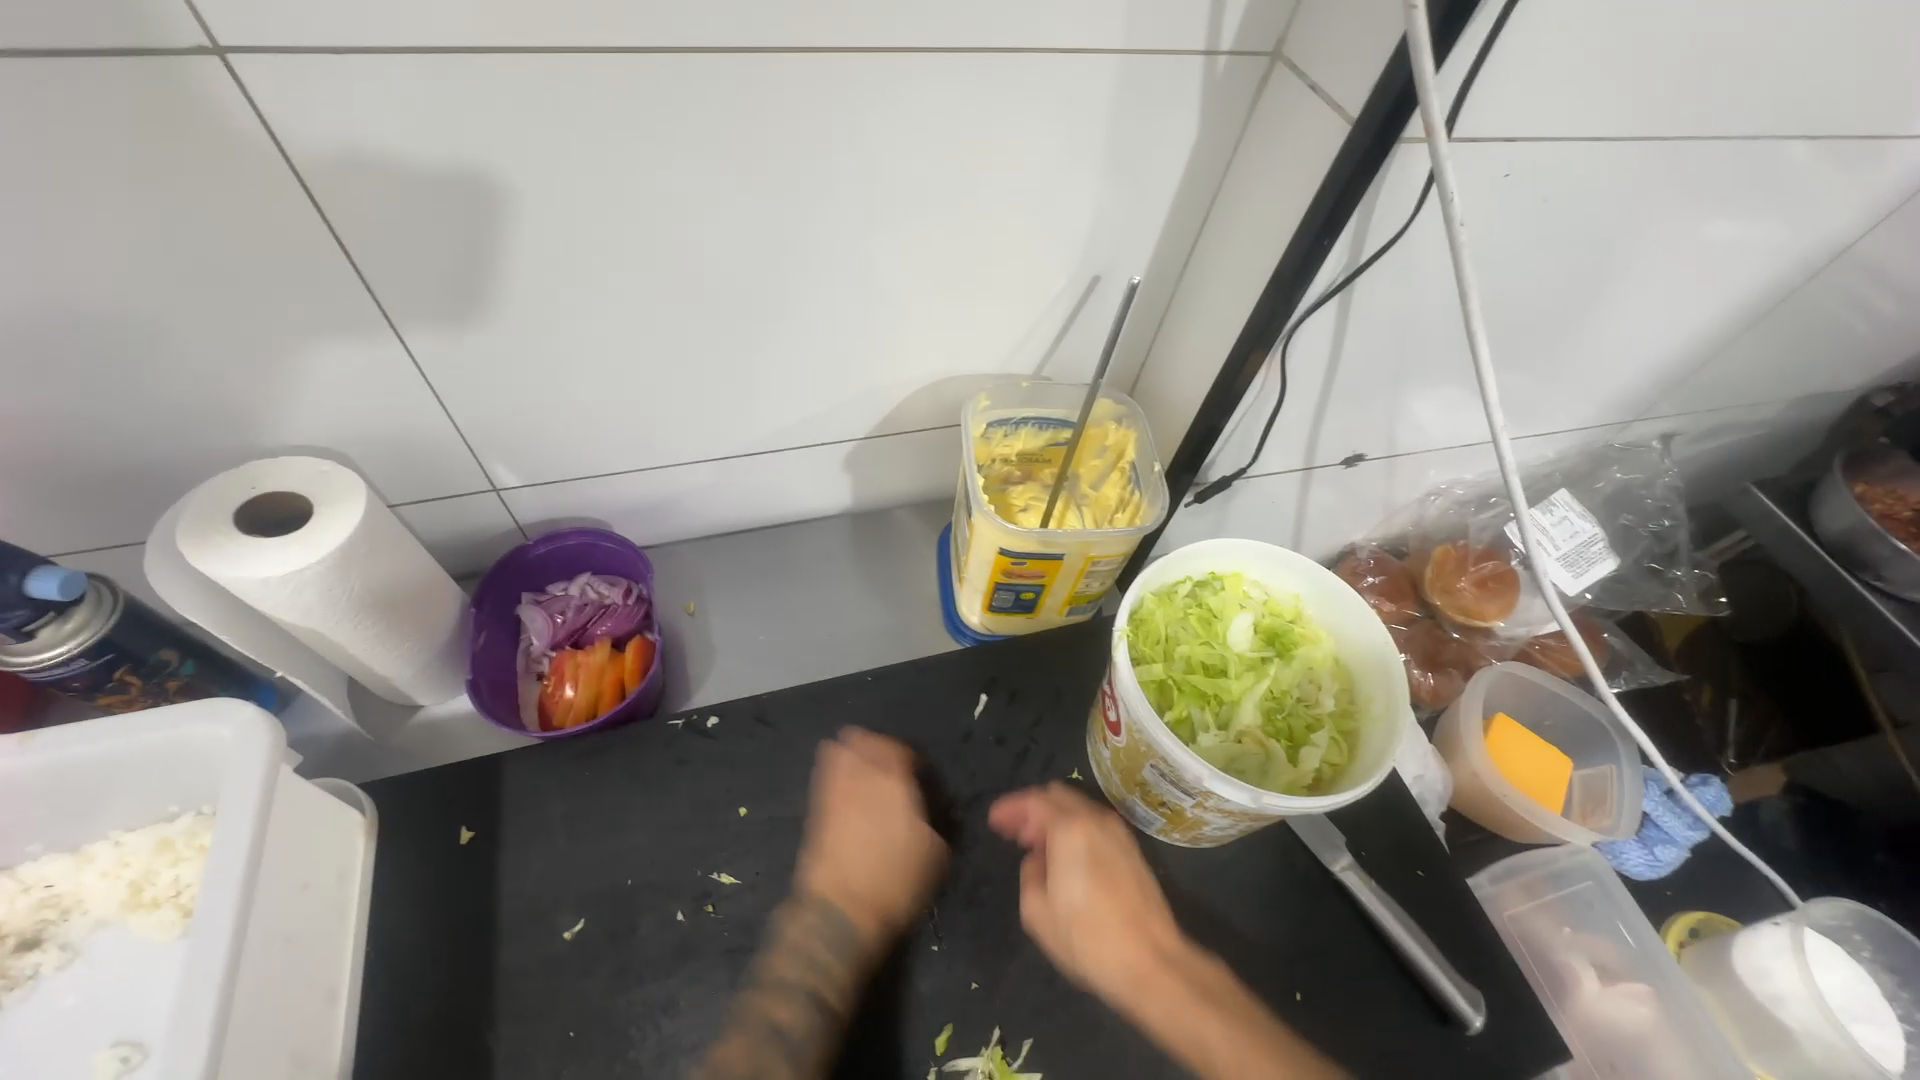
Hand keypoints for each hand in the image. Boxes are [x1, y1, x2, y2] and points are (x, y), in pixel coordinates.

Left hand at [793, 727, 948, 949]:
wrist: (841, 912)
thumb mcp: (937, 855)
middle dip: (877, 746)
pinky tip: (842, 784)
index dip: (911, 756)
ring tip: (862, 765)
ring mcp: (835, 791)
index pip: (901, 750)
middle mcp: (863, 778)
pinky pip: (824, 776)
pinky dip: (834, 771)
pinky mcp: (815, 810)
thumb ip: (938, 823)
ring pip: (838, 753)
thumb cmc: (896, 883)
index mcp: (896, 783)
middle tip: (889, 760)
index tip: (919, 771)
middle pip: (864, 742)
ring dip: (851, 753)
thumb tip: (938, 812)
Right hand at [988, 782, 1186, 1009]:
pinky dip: (1076, 830)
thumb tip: (1039, 860)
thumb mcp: (1037, 912)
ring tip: (1038, 846)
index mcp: (1070, 828)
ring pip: (1080, 809)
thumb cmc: (1087, 938)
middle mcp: (1096, 821)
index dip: (1010, 807)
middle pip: (1059, 796)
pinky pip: (1095, 825)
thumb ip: (1030, 873)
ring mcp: (1119, 834)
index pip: (1034, 800)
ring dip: (1056, 818)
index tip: (994, 820)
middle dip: (1033, 809)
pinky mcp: (1133, 852)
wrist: (1151, 962)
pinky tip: (1067, 857)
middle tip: (1016, 833)